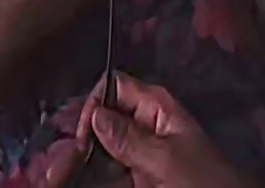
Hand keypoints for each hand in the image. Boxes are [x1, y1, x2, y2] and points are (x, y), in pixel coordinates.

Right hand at [65, 73, 254, 187]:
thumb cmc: (202, 181)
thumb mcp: (166, 160)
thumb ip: (130, 138)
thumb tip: (96, 114)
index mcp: (154, 104)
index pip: (114, 85)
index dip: (93, 102)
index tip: (80, 134)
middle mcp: (144, 121)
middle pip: (104, 115)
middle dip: (82, 130)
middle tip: (61, 156)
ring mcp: (141, 150)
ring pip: (104, 144)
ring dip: (84, 155)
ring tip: (63, 168)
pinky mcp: (140, 175)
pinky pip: (112, 169)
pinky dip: (97, 171)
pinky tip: (81, 175)